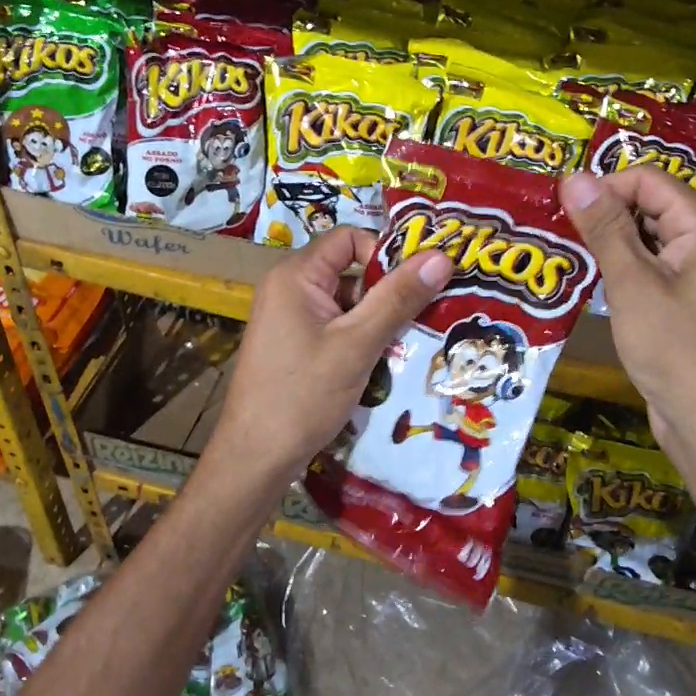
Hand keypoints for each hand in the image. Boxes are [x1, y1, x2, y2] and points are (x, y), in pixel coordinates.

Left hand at [206, 229, 450, 488]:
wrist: (255, 457)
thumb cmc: (303, 395)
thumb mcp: (357, 344)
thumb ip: (397, 298)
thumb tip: (440, 256)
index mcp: (295, 275)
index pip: (349, 238)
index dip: (384, 254)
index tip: (415, 285)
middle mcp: (288, 287)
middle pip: (349, 269)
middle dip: (386, 291)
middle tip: (424, 315)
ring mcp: (288, 318)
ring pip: (345, 302)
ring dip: (376, 319)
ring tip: (408, 344)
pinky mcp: (293, 345)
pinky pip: (334, 326)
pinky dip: (360, 338)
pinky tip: (383, 363)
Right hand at [558, 168, 695, 447]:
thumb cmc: (678, 351)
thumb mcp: (633, 284)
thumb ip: (604, 228)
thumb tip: (573, 176)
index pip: (646, 179)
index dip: (602, 188)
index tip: (559, 212)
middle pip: (648, 204)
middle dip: (603, 216)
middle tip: (558, 237)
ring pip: (647, 237)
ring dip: (610, 246)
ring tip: (569, 260)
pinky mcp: (693, 299)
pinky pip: (653, 267)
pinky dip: (624, 271)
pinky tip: (593, 286)